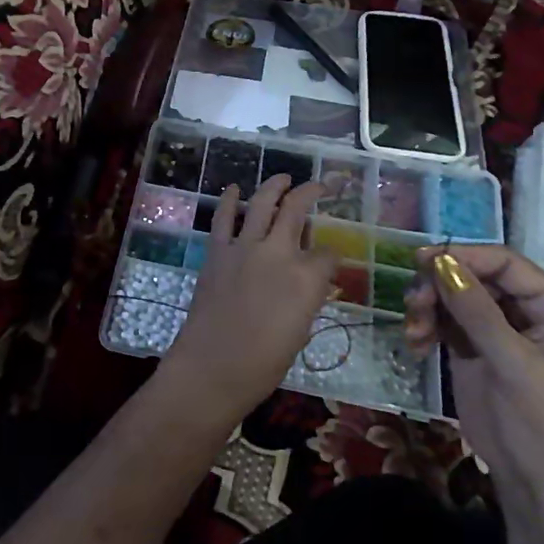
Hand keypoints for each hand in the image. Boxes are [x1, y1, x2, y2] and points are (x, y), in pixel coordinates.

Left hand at [161, 175, 335, 422]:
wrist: (213, 366)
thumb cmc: (263, 362)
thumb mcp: (300, 331)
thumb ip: (305, 299)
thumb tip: (305, 285)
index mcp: (308, 279)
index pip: (327, 255)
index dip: (331, 256)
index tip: (329, 259)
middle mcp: (279, 254)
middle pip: (297, 211)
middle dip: (310, 193)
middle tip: (318, 185)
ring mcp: (244, 249)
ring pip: (261, 204)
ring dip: (274, 186)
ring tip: (283, 177)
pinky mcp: (216, 253)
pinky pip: (223, 219)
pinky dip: (228, 201)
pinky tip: (233, 189)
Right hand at [402, 245, 543, 505]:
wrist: (537, 482)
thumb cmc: (543, 423)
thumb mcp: (513, 365)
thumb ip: (478, 313)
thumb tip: (441, 263)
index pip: (508, 266)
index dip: (466, 257)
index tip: (422, 260)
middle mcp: (528, 314)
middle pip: (475, 279)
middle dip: (441, 288)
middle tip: (413, 304)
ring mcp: (498, 333)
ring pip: (454, 299)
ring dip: (428, 308)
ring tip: (414, 332)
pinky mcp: (473, 352)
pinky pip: (444, 324)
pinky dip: (426, 328)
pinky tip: (416, 346)